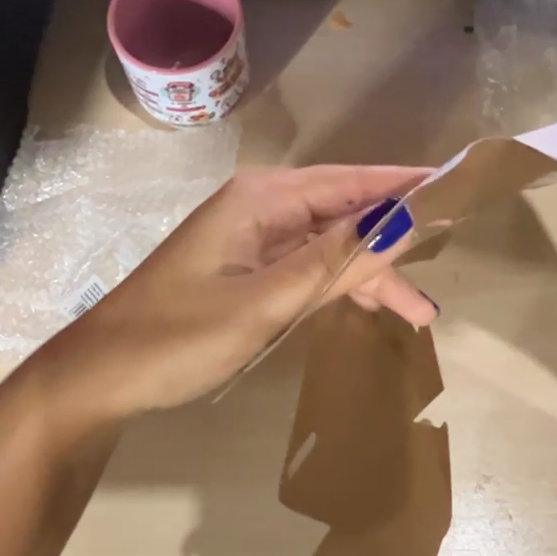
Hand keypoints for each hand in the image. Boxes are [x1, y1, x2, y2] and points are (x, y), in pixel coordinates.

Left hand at [29, 166, 436, 422]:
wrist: (99, 375)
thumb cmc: (176, 336)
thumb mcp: (262, 301)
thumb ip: (334, 261)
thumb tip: (401, 222)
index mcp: (263, 198)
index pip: (350, 181)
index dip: (404, 185)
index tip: (457, 187)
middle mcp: (261, 206)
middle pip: (345, 212)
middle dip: (394, 238)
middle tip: (447, 260)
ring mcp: (253, 239)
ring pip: (330, 244)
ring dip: (371, 272)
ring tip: (418, 312)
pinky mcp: (247, 269)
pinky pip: (308, 266)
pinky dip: (339, 284)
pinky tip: (368, 305)